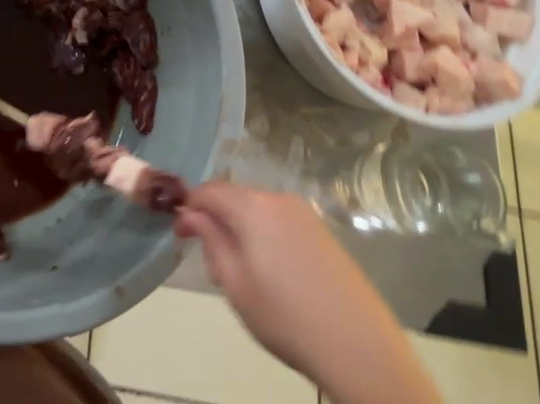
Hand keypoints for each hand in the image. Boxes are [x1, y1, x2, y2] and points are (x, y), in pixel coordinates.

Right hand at [176, 184, 438, 403]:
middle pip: (234, 197)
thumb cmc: (285, 317)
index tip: (180, 237)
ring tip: (242, 273)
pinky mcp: (324, 234)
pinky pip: (281, 223)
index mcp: (253, 206)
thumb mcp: (234, 282)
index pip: (207, 191)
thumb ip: (210, 240)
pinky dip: (265, 236)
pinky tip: (273, 274)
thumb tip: (192, 215)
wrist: (360, 349)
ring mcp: (306, 215)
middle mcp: (280, 200)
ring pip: (258, 210)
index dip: (189, 209)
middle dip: (216, 220)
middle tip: (213, 264)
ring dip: (241, 229)